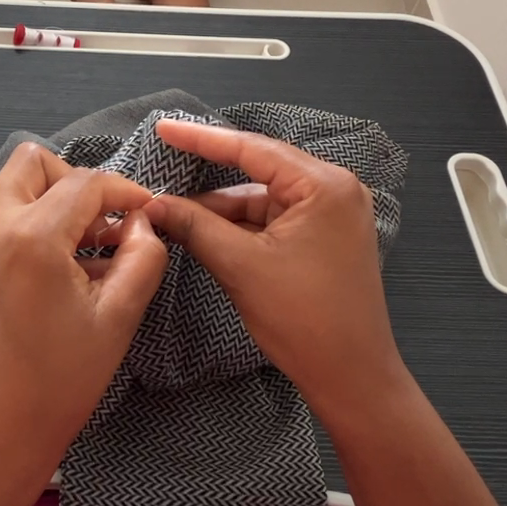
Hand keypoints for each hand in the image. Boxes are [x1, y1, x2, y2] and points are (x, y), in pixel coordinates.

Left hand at [0, 144, 168, 471]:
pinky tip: (54, 273)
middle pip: (33, 162)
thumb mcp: (118, 318)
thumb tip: (142, 222)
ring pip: (11, 188)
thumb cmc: (60, 381)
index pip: (85, 182)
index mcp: (30, 237)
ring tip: (86, 252)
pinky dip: (29, 227)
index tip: (147, 214)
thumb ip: (142, 257)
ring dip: (52, 204)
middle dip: (76, 182)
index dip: (124, 191)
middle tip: (103, 225)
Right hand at [143, 119, 412, 423]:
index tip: (165, 127)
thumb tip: (154, 204)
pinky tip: (203, 233)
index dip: (202, 138)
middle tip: (163, 170)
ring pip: (261, 199)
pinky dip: (239, 227)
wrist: (351, 378)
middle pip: (257, 171)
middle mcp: (333, 190)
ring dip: (220, 211)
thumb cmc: (304, 320)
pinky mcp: (323, 238)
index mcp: (323, 186)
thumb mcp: (240, 266)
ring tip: (172, 215)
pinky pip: (272, 220)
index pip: (251, 149)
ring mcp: (331, 215)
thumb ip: (195, 226)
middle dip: (207, 178)